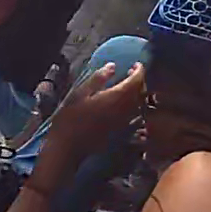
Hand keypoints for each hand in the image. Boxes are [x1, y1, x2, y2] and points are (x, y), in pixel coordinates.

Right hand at [38, 61, 146, 175]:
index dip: (140, 71)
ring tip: (129, 86)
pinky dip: (136, 106)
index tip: (135, 64)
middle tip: (131, 73)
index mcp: (115, 97)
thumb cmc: (70, 117)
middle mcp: (125, 110)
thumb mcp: (80, 93)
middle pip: (142, 93)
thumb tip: (113, 66)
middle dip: (140, 81)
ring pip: (141, 105)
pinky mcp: (122, 131)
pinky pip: (136, 115)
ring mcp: (125, 122)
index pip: (137, 81)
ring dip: (139, 93)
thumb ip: (98, 78)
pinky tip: (125, 103)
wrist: (68, 147)